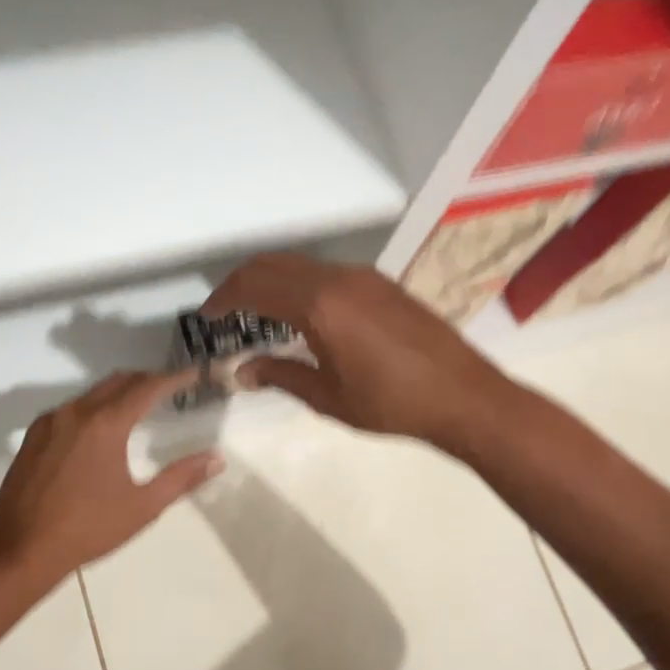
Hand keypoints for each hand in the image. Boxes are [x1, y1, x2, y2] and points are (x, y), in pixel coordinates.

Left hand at [0, 372, 222, 579]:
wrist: (21, 548)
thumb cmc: (88, 528)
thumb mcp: (143, 506)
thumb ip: (181, 478)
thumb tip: (217, 459)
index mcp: (105, 424)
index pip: (147, 387)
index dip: (175, 378)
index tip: (195, 373)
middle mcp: (75, 412)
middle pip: (118, 381)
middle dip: (147, 380)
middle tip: (171, 388)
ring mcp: (49, 422)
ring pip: (91, 393)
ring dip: (118, 393)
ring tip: (139, 408)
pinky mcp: (33, 437)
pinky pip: (70, 410)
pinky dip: (93, 409)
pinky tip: (100, 432)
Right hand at [202, 253, 513, 448]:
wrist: (462, 396)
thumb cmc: (390, 404)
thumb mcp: (327, 397)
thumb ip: (280, 376)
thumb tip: (243, 371)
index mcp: (319, 305)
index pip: (254, 287)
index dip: (223, 299)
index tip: (207, 317)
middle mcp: (338, 279)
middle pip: (273, 265)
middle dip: (242, 283)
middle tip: (224, 311)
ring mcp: (364, 277)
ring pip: (301, 265)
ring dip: (272, 281)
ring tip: (257, 314)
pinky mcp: (382, 284)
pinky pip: (326, 273)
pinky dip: (300, 285)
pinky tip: (301, 315)